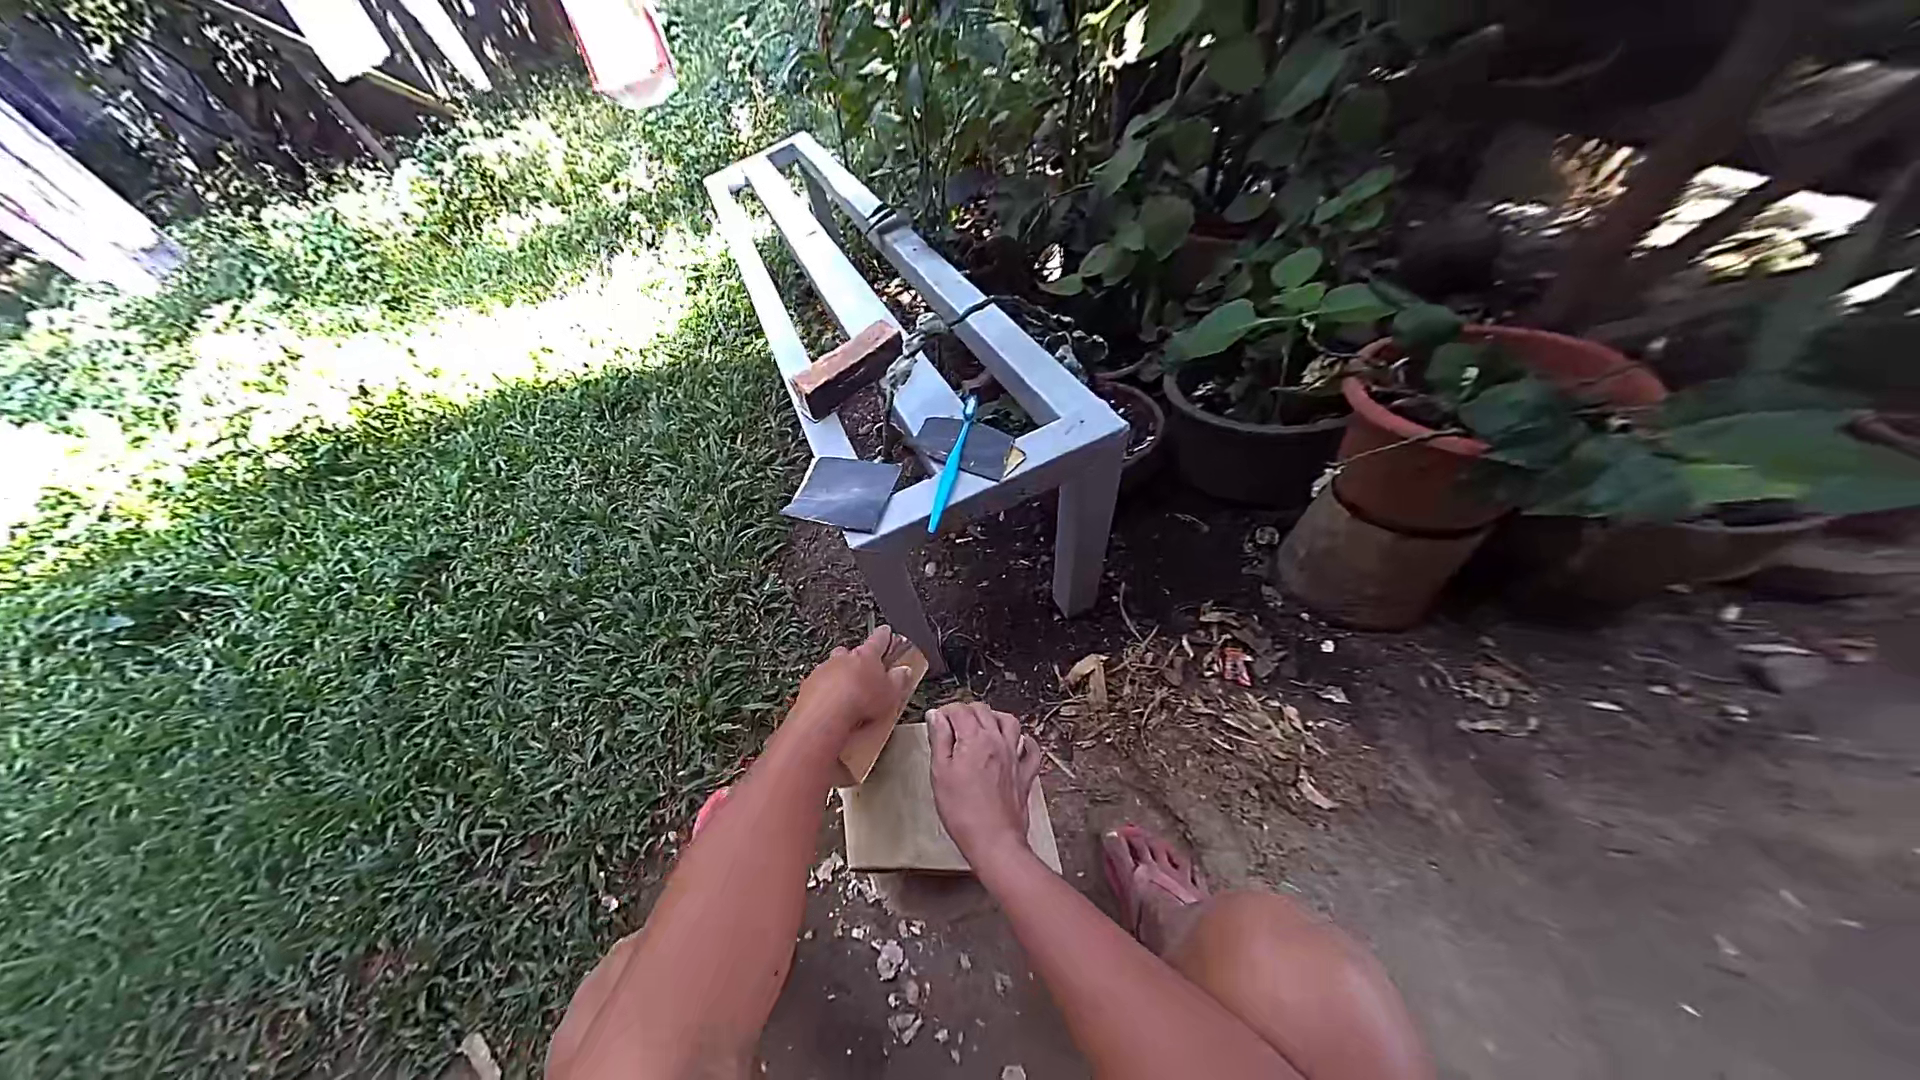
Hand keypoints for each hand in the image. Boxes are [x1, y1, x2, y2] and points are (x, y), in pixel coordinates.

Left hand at [790, 625, 915, 739]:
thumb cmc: (859, 701)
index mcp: (866, 655)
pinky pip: (820, 685)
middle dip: (858, 659)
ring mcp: (824, 671)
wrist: (825, 716)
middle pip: (852, 653)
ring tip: (850, 695)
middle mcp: (843, 658)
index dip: (884, 635)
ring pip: (834, 668)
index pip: (878, 639)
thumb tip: (904, 673)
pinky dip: (826, 692)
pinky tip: (832, 706)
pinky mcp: (809, 687)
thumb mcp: (891, 693)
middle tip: (867, 672)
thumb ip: (899, 680)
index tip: (886, 631)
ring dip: (840, 677)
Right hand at [928, 702, 1042, 867]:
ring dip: (994, 718)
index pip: (960, 710)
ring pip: (1009, 722)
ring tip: (981, 726)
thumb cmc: (964, 812)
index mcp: (975, 739)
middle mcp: (998, 741)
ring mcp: (1014, 756)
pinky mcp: (1025, 773)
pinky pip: (1030, 749)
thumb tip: (936, 717)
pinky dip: (1024, 741)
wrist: (994, 841)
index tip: (937, 720)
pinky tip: (1015, 743)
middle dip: (966, 712)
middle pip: (983, 711)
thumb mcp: (940, 772)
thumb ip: (939, 739)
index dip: (945, 712)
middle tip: (952, 724)